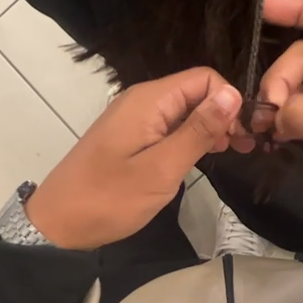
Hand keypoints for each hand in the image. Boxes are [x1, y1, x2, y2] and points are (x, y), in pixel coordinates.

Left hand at [25, 67, 244, 248]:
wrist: (59, 224)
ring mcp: (134, 119)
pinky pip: (169, 126)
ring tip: (230, 154)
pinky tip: (202, 157)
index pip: (204, 78)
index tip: (243, 135)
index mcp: (149, 100)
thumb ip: (197, 131)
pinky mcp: (131, 137)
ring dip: (209, 127)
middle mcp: (142, 101)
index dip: (229, 101)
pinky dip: (189, 138)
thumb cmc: (110, 198)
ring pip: (183, 110)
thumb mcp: (161, 168)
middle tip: (243, 149)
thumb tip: (232, 94)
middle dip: (223, 114)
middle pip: (195, 91)